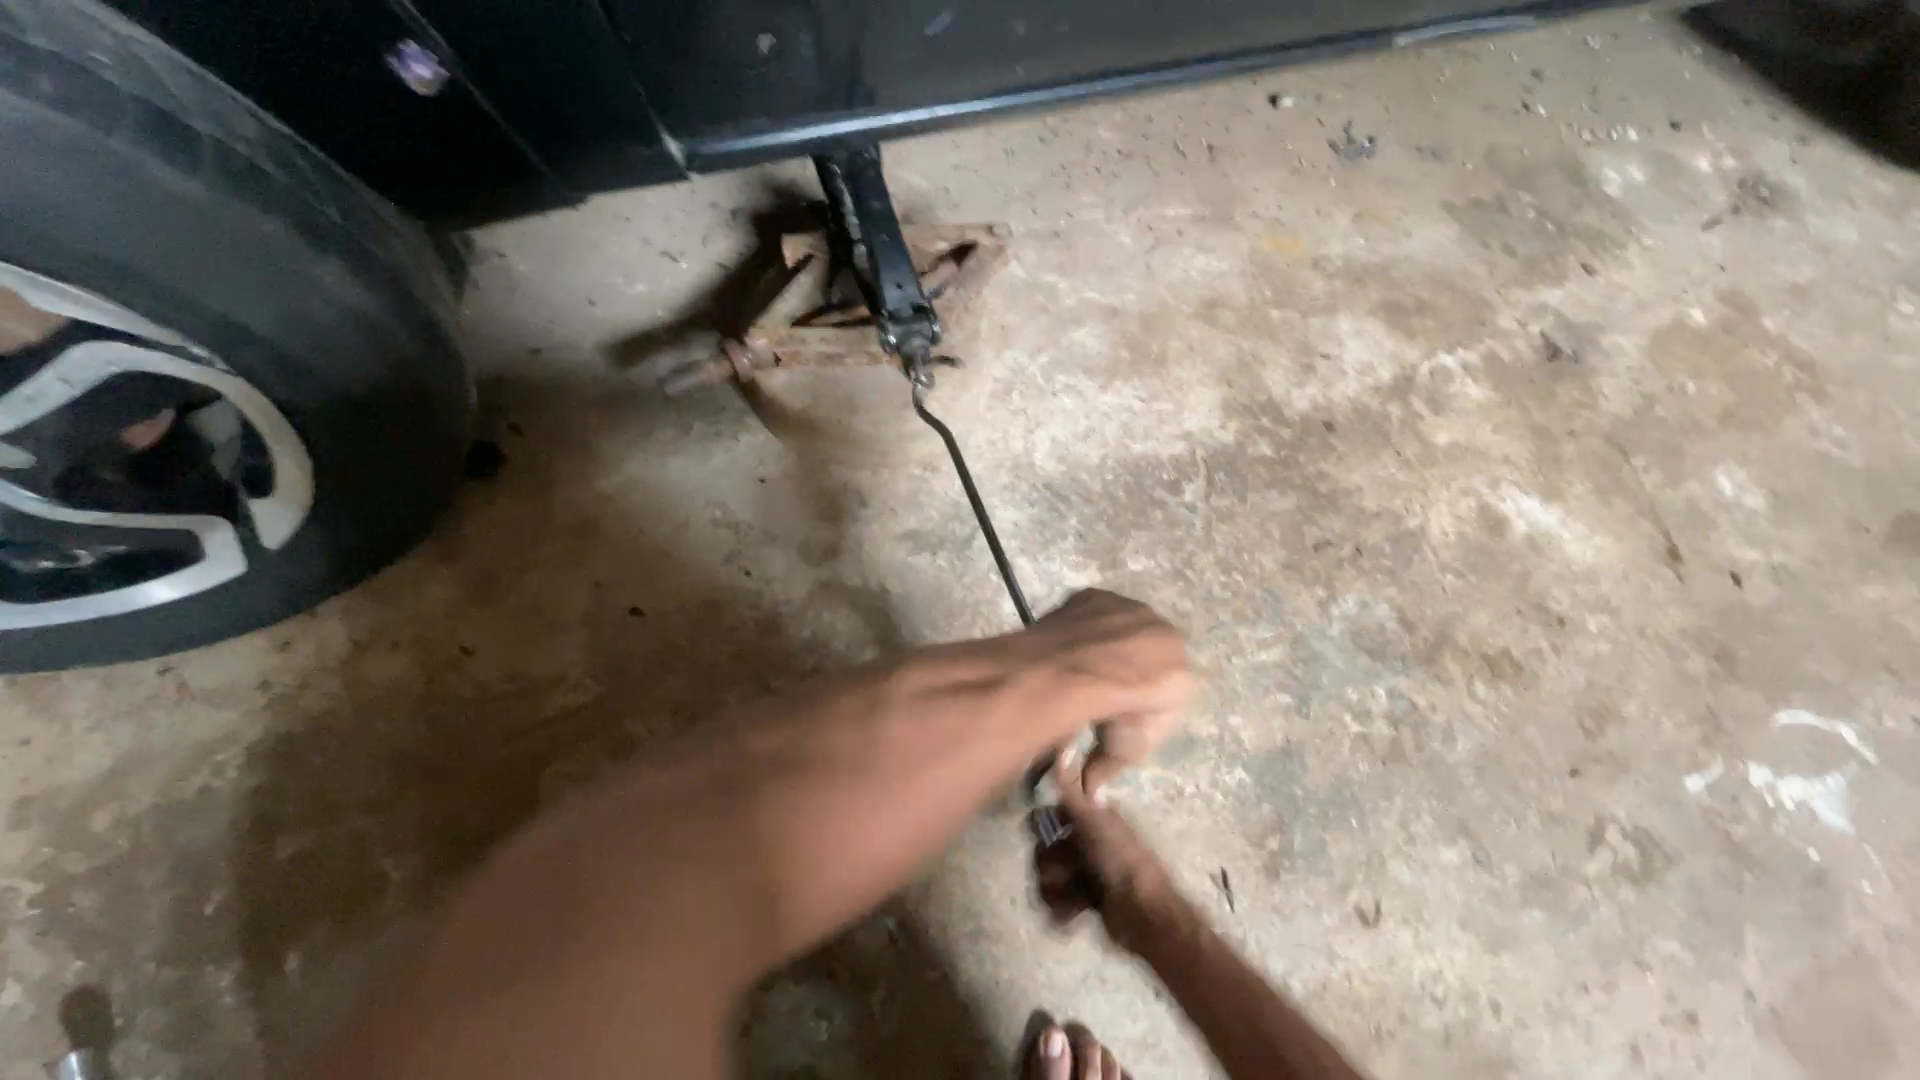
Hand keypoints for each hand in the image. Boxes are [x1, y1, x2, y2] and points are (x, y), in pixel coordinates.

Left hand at [1026, 590, 1191, 790]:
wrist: (1092, 668)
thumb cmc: (1124, 711)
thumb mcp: (1128, 748)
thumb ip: (1111, 766)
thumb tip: (1090, 794)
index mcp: (1181, 665)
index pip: (1163, 683)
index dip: (1139, 699)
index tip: (1116, 711)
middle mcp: (1161, 628)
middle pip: (1142, 649)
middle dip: (1124, 667)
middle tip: (1096, 690)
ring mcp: (1127, 605)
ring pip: (1116, 626)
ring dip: (1102, 642)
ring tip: (1075, 666)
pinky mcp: (1095, 594)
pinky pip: (1089, 612)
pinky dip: (1080, 626)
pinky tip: (1064, 642)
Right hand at [1032, 761, 1180, 955]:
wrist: (1146, 912)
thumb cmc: (1121, 860)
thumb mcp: (1095, 820)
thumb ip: (1070, 790)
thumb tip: (1062, 746)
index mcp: (1088, 821)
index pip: (1046, 818)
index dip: (1042, 830)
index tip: (1048, 838)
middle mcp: (1083, 844)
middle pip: (1040, 852)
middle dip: (1050, 867)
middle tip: (1067, 874)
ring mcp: (1082, 875)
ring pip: (1044, 880)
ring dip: (1055, 893)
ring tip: (1074, 901)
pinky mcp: (1082, 904)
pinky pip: (1053, 905)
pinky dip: (1060, 912)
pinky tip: (1072, 918)